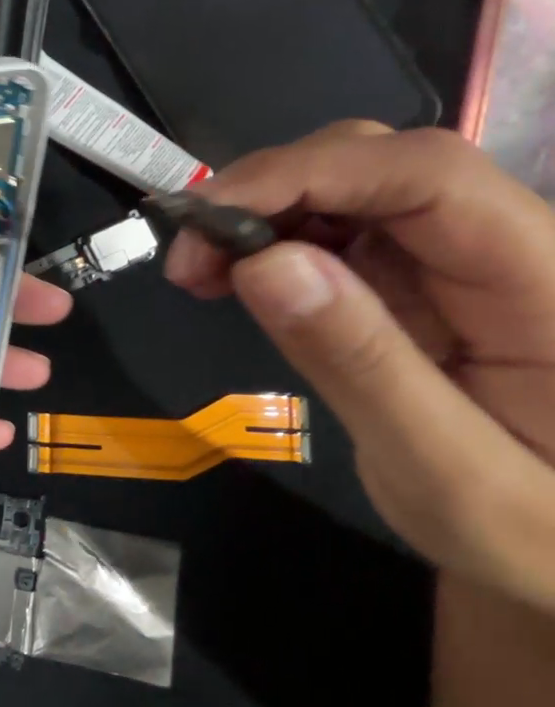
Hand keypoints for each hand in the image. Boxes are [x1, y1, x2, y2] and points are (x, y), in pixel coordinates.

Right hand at [165, 122, 554, 613]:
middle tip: (189, 262)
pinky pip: (340, 228)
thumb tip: (261, 263)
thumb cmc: (546, 544)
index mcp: (554, 290)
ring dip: (258, 211)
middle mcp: (517, 252)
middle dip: (268, 189)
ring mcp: (469, 263)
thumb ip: (366, 368)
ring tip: (198, 275)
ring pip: (353, 184)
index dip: (306, 172)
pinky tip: (232, 278)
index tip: (202, 219)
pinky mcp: (427, 280)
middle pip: (384, 162)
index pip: (428, 177)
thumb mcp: (454, 480)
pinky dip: (268, 238)